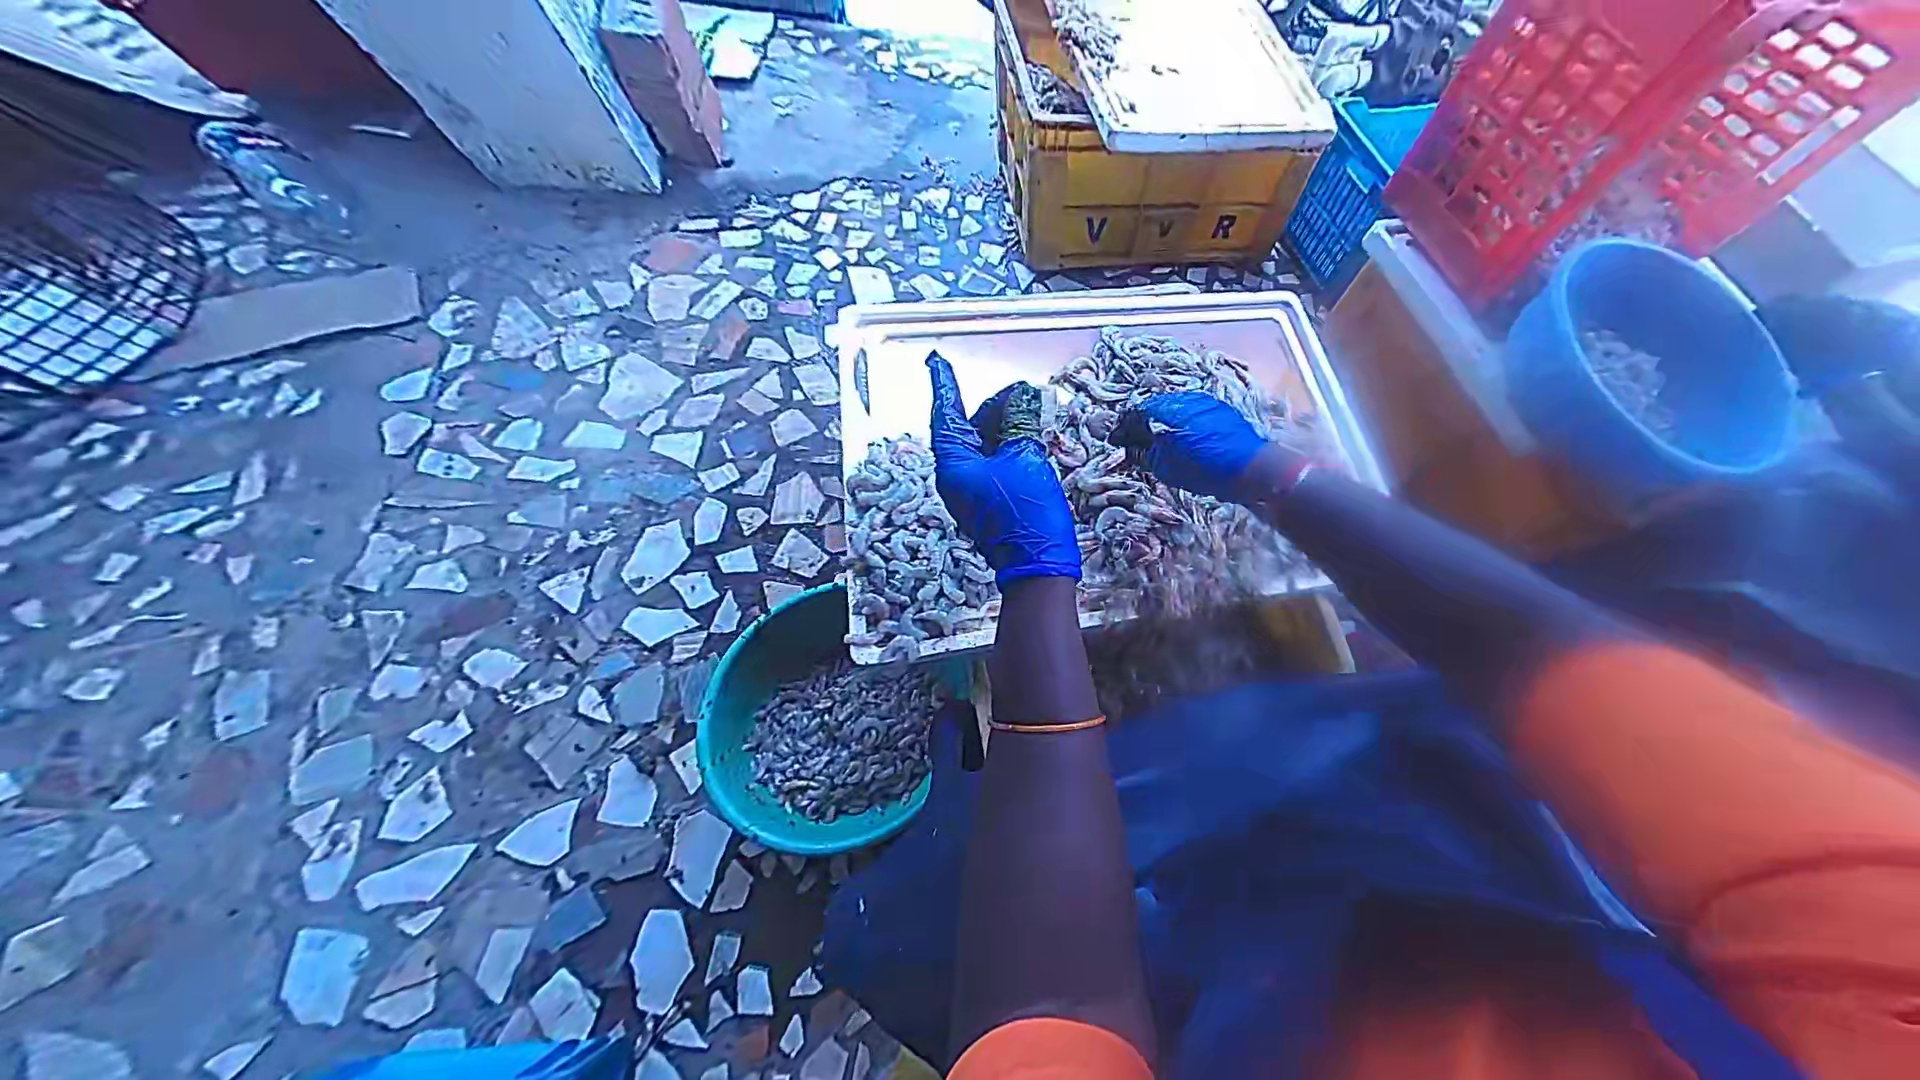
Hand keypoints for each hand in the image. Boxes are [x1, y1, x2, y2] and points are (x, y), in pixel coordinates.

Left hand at [926, 352, 1080, 586]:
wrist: (1038, 566)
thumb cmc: (1027, 515)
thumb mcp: (1025, 457)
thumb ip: (1019, 422)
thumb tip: (1020, 398)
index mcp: (954, 465)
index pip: (945, 415)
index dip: (944, 386)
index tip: (937, 363)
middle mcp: (956, 478)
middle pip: (966, 429)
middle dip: (991, 407)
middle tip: (1017, 392)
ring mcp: (972, 492)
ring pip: (982, 446)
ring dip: (1002, 426)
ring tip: (1027, 410)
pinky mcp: (989, 501)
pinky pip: (993, 464)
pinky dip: (1007, 446)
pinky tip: (1027, 437)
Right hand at [1112, 391, 1268, 498]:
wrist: (1251, 469)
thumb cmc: (1203, 468)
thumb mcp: (1163, 466)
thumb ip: (1142, 453)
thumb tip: (1130, 448)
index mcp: (1165, 409)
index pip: (1134, 414)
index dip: (1122, 430)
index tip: (1116, 442)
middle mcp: (1183, 399)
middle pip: (1153, 410)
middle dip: (1141, 427)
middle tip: (1133, 445)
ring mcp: (1203, 403)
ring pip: (1172, 412)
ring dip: (1160, 426)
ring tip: (1156, 446)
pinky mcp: (1218, 412)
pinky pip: (1188, 416)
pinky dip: (1178, 427)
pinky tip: (1178, 443)